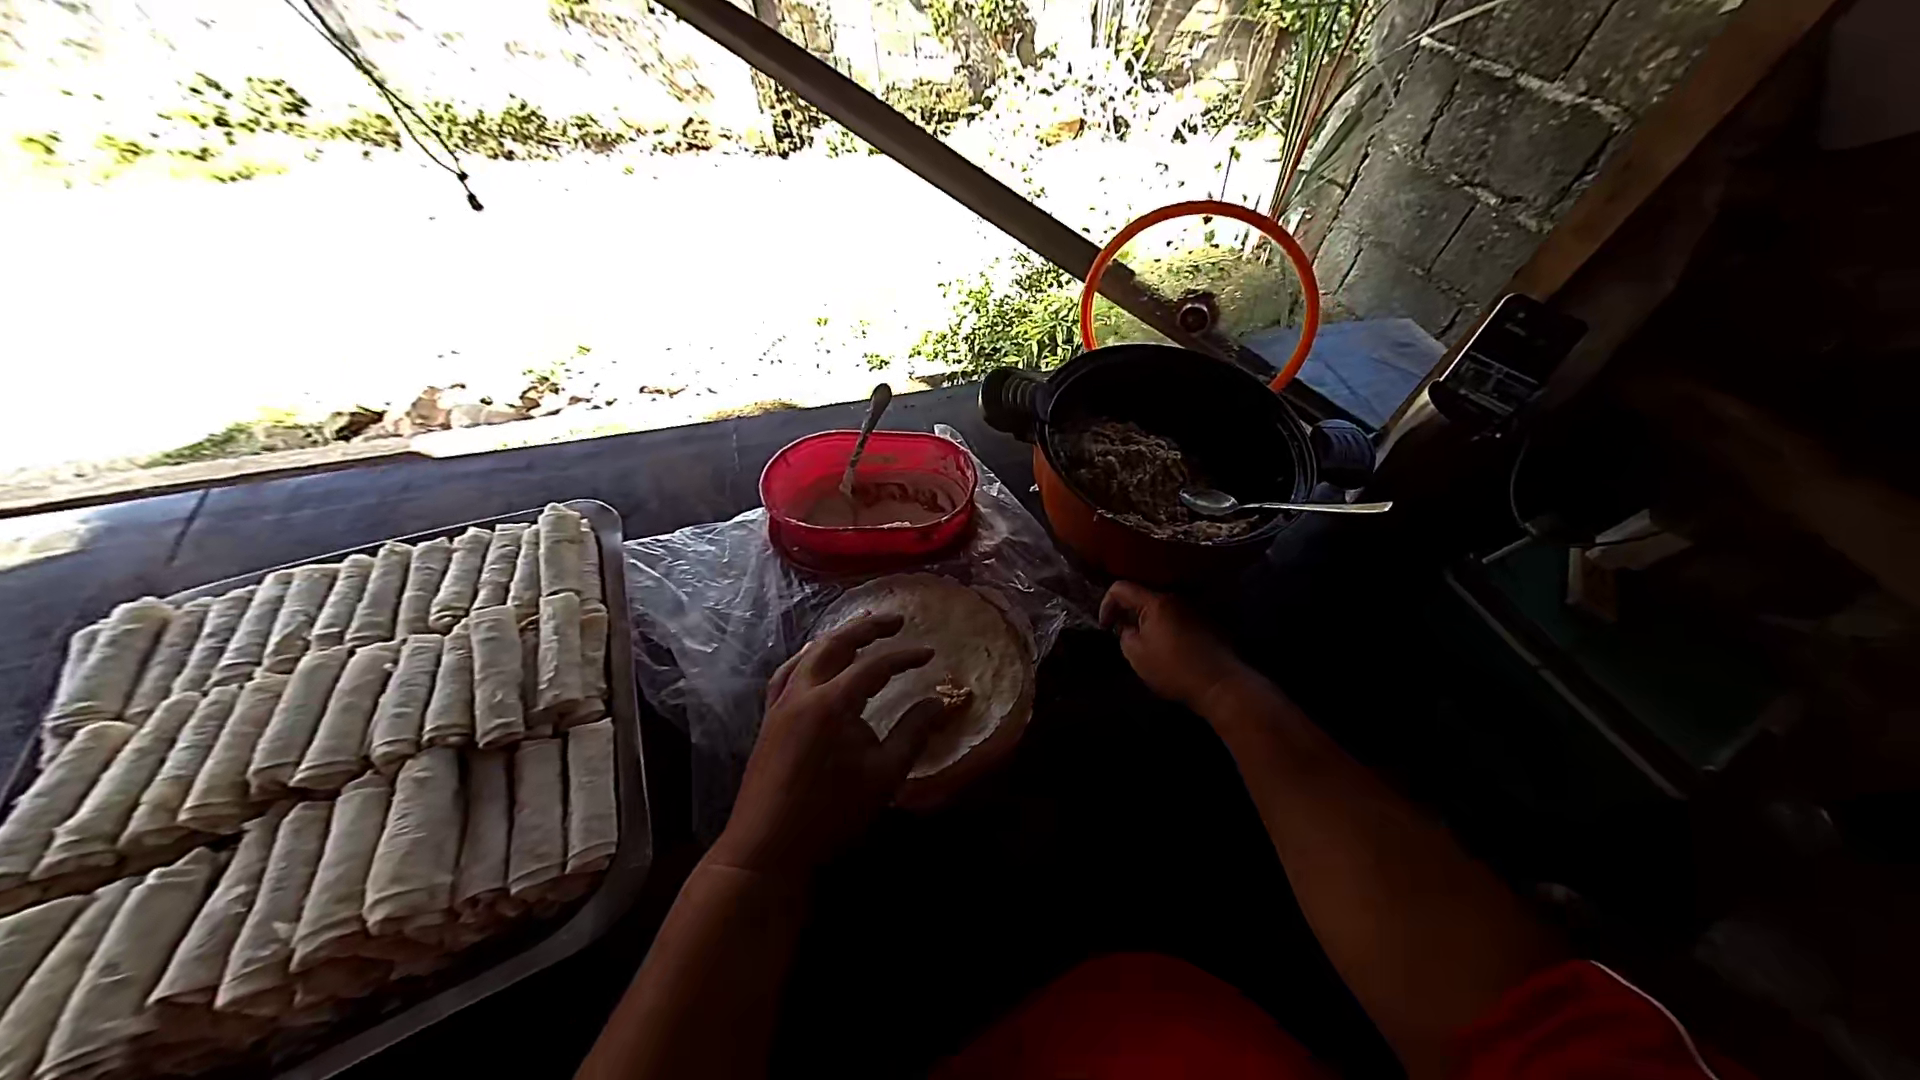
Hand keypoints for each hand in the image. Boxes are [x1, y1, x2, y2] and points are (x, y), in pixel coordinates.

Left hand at [709, 613, 961, 879]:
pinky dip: (808, 658)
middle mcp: (802, 693)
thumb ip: (914, 734)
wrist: (767, 847)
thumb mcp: (884, 775)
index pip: (874, 666)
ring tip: (858, 631)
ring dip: (836, 638)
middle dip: (867, 628)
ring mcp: (780, 704)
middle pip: (835, 644)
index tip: (929, 654)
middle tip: (895, 620)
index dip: (905, 657)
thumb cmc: (830, 813)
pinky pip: (788, 673)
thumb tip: (942, 704)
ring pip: (808, 654)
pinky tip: (815, 664)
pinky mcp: (769, 718)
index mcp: (831, 703)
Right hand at [1099, 581, 1255, 711]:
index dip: (1106, 604)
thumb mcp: (1136, 655)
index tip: (1106, 626)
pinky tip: (1170, 650)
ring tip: (1146, 645)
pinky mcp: (1208, 624)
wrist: (1220, 684)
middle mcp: (1176, 599)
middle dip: (1129, 614)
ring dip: (1149, 622)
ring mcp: (1195, 610)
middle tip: (1123, 635)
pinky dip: (1168, 629)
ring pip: (1162, 609)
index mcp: (1156, 602)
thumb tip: (1127, 628)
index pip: (1121, 589)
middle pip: (1143, 597)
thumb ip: (1125, 635)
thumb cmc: (1173, 668)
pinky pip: (1179, 619)